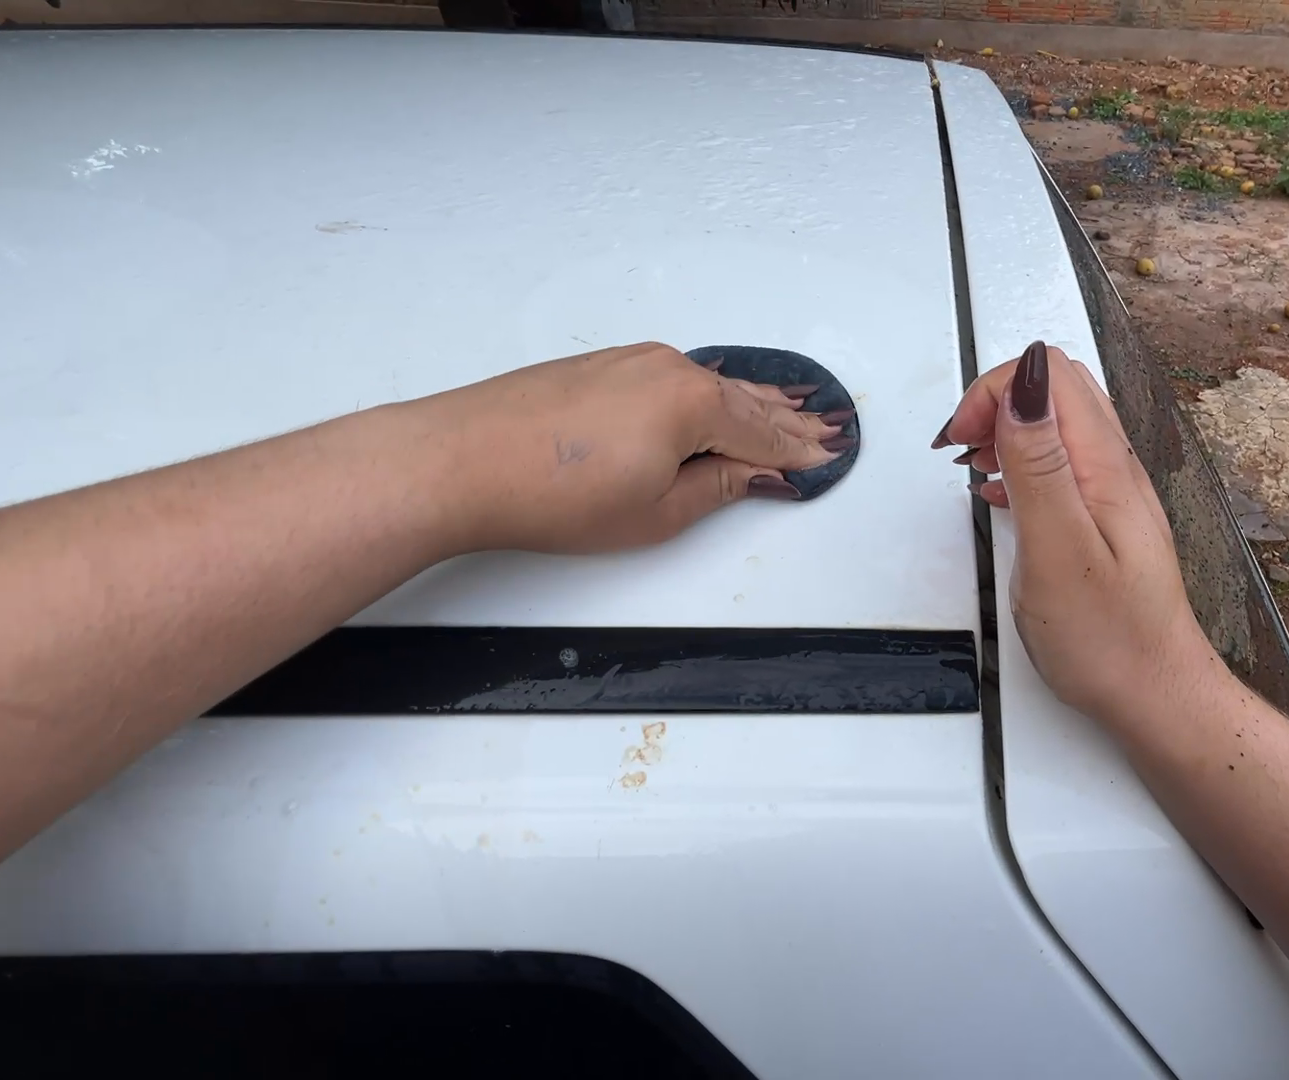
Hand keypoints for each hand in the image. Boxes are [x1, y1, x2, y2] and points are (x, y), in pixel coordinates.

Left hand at [402, 342, 843, 554]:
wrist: (458, 461)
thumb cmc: (557, 496)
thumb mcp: (658, 511)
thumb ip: (720, 487)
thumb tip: (759, 473)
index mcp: (694, 404)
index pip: (763, 433)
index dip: (799, 450)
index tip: (829, 454)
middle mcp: (671, 370)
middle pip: (745, 402)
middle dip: (787, 419)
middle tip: (826, 426)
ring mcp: (636, 361)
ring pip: (714, 385)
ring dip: (754, 400)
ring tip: (791, 404)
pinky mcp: (607, 365)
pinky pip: (680, 377)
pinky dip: (713, 391)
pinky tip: (726, 393)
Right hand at [938, 343, 1215, 723]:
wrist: (1153, 693)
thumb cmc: (1109, 639)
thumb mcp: (1059, 549)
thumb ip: (1038, 465)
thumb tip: (1023, 387)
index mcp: (1103, 466)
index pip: (1049, 377)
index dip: (993, 392)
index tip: (960, 440)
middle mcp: (1113, 469)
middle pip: (1055, 390)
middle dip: (996, 401)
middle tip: (961, 447)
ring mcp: (1109, 493)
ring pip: (1055, 425)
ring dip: (1006, 429)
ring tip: (973, 465)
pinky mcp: (1099, 519)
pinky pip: (1058, 465)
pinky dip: (1019, 462)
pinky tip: (1000, 492)